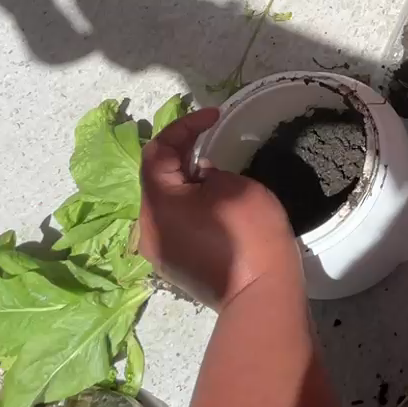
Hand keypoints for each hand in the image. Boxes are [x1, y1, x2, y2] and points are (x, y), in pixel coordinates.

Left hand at [139, 106, 302, 309]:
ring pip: (164, 202)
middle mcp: (148, 227)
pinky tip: (213, 203)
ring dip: (184, 180)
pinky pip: (173, 223)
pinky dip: (188, 204)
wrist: (259, 290)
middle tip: (210, 137)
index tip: (213, 116)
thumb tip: (202, 176)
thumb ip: (212, 172)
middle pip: (155, 178)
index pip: (158, 151)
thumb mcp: (235, 187)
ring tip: (213, 168)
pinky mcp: (172, 265)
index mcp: (159, 203)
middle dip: (181, 152)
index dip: (184, 126)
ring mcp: (158, 250)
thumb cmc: (249, 232)